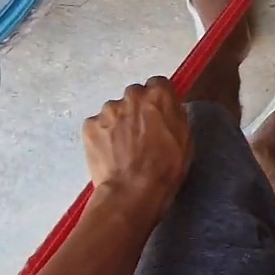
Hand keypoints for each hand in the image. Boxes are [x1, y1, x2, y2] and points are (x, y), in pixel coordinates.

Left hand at [82, 77, 192, 222]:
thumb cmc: (167, 166)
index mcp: (159, 95)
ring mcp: (107, 110)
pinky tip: (109, 152)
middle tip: (140, 131)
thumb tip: (169, 109)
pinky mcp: (89, 126)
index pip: (158, 84)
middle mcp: (132, 95)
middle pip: (134, 94)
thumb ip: (176, 115)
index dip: (158, 99)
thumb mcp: (186, 137)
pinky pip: (97, 125)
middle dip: (137, 108)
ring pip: (114, 110)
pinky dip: (102, 135)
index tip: (159, 113)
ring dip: (118, 121)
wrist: (133, 191)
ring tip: (122, 145)